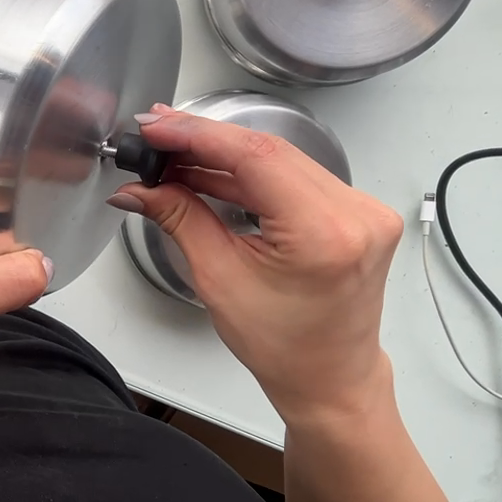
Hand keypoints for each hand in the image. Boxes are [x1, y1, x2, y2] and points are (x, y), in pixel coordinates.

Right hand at [115, 106, 403, 424]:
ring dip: (222, 153)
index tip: (156, 127)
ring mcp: (362, 209)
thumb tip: (139, 189)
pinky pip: (294, 175)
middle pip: (268, 150)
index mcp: (323, 233)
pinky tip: (208, 170)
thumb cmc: (280, 343)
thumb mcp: (217, 278)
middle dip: (204, 139)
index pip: (255, 157)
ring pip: (280, 158)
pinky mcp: (355, 210)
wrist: (328, 375)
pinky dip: (248, 172)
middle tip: (154, 133)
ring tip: (171, 152)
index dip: (198, 135)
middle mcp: (355, 213)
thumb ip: (179, 218)